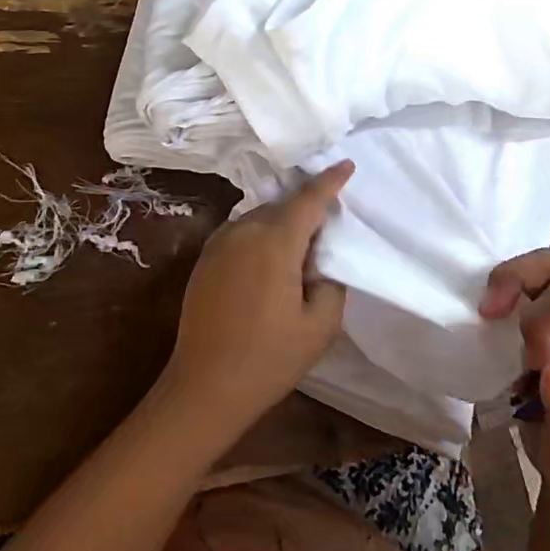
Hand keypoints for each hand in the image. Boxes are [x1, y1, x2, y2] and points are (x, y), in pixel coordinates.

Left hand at [160, 161, 353, 430]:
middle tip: (327, 226)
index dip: (330, 180)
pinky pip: (240, 233)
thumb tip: (319, 260)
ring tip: (298, 249)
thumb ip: (330, 281)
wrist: (205, 386)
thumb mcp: (320, 325)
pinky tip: (269, 263)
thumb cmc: (269, 359)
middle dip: (306, 208)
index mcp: (274, 242)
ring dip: (281, 223)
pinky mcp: (203, 260)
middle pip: (282, 205)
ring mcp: (217, 244)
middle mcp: (242, 232)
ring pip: (258, 217)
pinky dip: (260, 236)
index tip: (346, 164)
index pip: (308, 199)